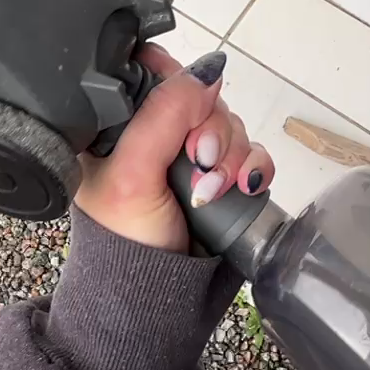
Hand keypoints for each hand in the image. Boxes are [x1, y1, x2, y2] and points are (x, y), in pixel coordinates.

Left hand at [74, 45, 275, 252]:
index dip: (176, 83)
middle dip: (209, 130)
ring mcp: (190, 157)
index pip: (150, 74)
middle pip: (200, 98)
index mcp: (117, 127)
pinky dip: (252, 167)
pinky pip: (251, 152)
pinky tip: (239, 188)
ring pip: (229, 124)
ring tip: (211, 189)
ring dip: (230, 155)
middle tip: (198, 159)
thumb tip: (206, 72)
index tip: (184, 108)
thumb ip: (163, 116)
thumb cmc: (128, 238)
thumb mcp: (134, 172)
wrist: (159, 297)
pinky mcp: (221, 177)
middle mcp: (155, 136)